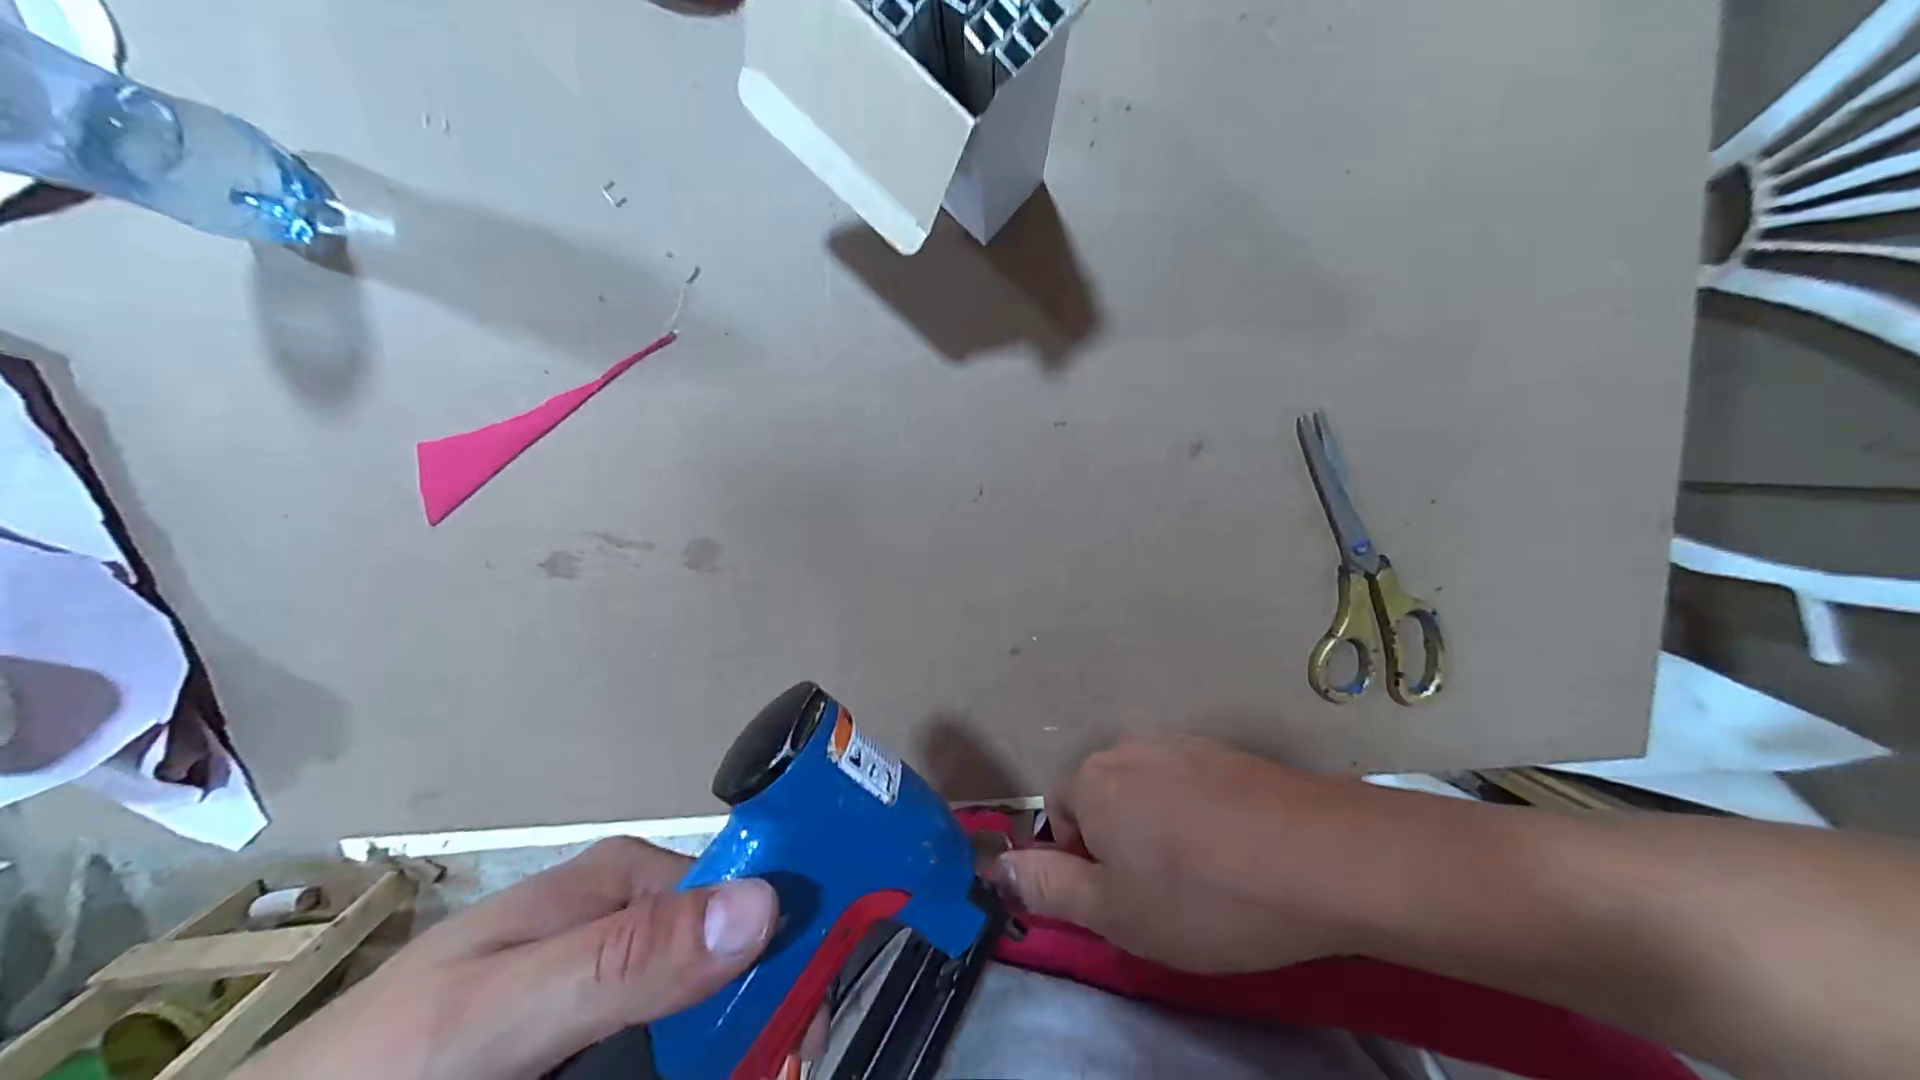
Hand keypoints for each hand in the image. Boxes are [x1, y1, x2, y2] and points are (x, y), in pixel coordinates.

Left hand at [233, 838, 777, 1079]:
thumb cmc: (379, 1067)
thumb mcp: (497, 1013)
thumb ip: (623, 958)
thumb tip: (764, 902)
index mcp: (626, 879)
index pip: (748, 890)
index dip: (790, 950)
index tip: (808, 1029)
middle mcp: (632, 914)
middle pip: (736, 952)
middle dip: (767, 1015)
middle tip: (782, 1070)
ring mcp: (613, 973)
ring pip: (712, 1004)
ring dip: (742, 1047)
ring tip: (759, 1074)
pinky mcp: (596, 1024)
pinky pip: (675, 1038)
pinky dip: (706, 1060)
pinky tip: (723, 1072)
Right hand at [995, 735, 1400, 972]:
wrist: (1325, 858)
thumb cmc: (1204, 894)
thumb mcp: (1114, 912)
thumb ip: (1047, 887)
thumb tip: (998, 867)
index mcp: (1092, 777)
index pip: (1058, 814)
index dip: (1081, 863)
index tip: (1122, 898)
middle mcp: (1130, 746)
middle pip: (1104, 797)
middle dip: (1119, 843)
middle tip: (1160, 893)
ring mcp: (1185, 742)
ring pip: (1150, 791)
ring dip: (1160, 828)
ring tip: (1204, 875)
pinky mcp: (1230, 751)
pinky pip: (1193, 784)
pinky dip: (1201, 815)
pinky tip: (1238, 851)